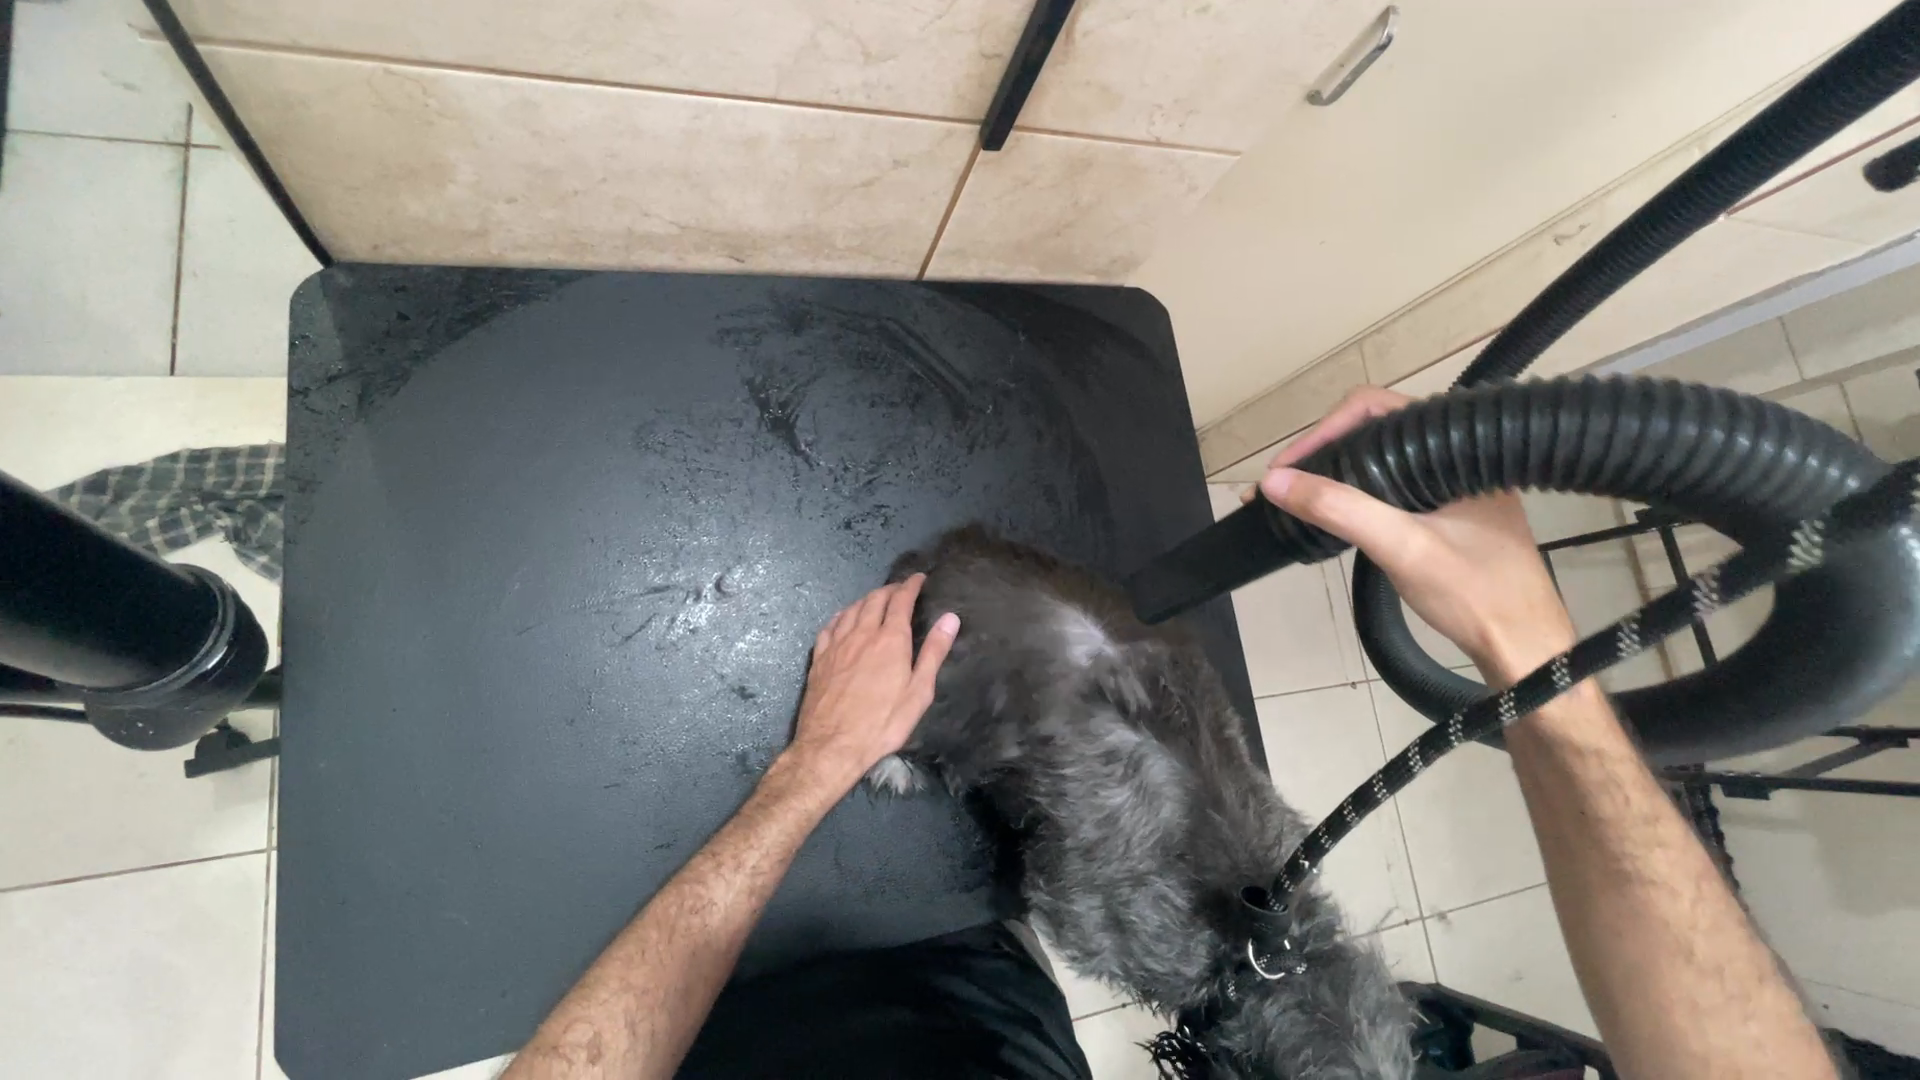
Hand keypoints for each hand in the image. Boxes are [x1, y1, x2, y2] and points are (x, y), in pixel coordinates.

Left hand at [784, 574, 959, 788]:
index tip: (918, 578)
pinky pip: (830, 626)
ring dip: (866, 599)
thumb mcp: (918, 692)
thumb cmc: (883, 723)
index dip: (910, 586)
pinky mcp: (819, 659)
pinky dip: (841, 615)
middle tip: (900, 589)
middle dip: (889, 590)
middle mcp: (862, 634)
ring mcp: (837, 645)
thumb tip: (950, 618)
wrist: (832, 745)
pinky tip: (843, 618)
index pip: (901, 601)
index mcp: (890, 639)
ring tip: (875, 599)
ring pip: (851, 609)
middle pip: (874, 600)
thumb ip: (933, 652)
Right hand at [1253, 386, 1576, 686]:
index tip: (1285, 469)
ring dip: (1328, 475)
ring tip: (1291, 497)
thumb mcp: (1401, 547)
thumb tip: (1273, 481)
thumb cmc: (1473, 593)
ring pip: (1373, 460)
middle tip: (1279, 485)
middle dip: (1317, 454)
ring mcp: (1445, 483)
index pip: (1373, 409)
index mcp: (1455, 446)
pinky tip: (1324, 513)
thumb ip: (1340, 509)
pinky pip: (1382, 486)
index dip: (1321, 432)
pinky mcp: (1439, 509)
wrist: (1519, 644)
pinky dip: (1347, 495)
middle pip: (1368, 431)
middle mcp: (1451, 455)